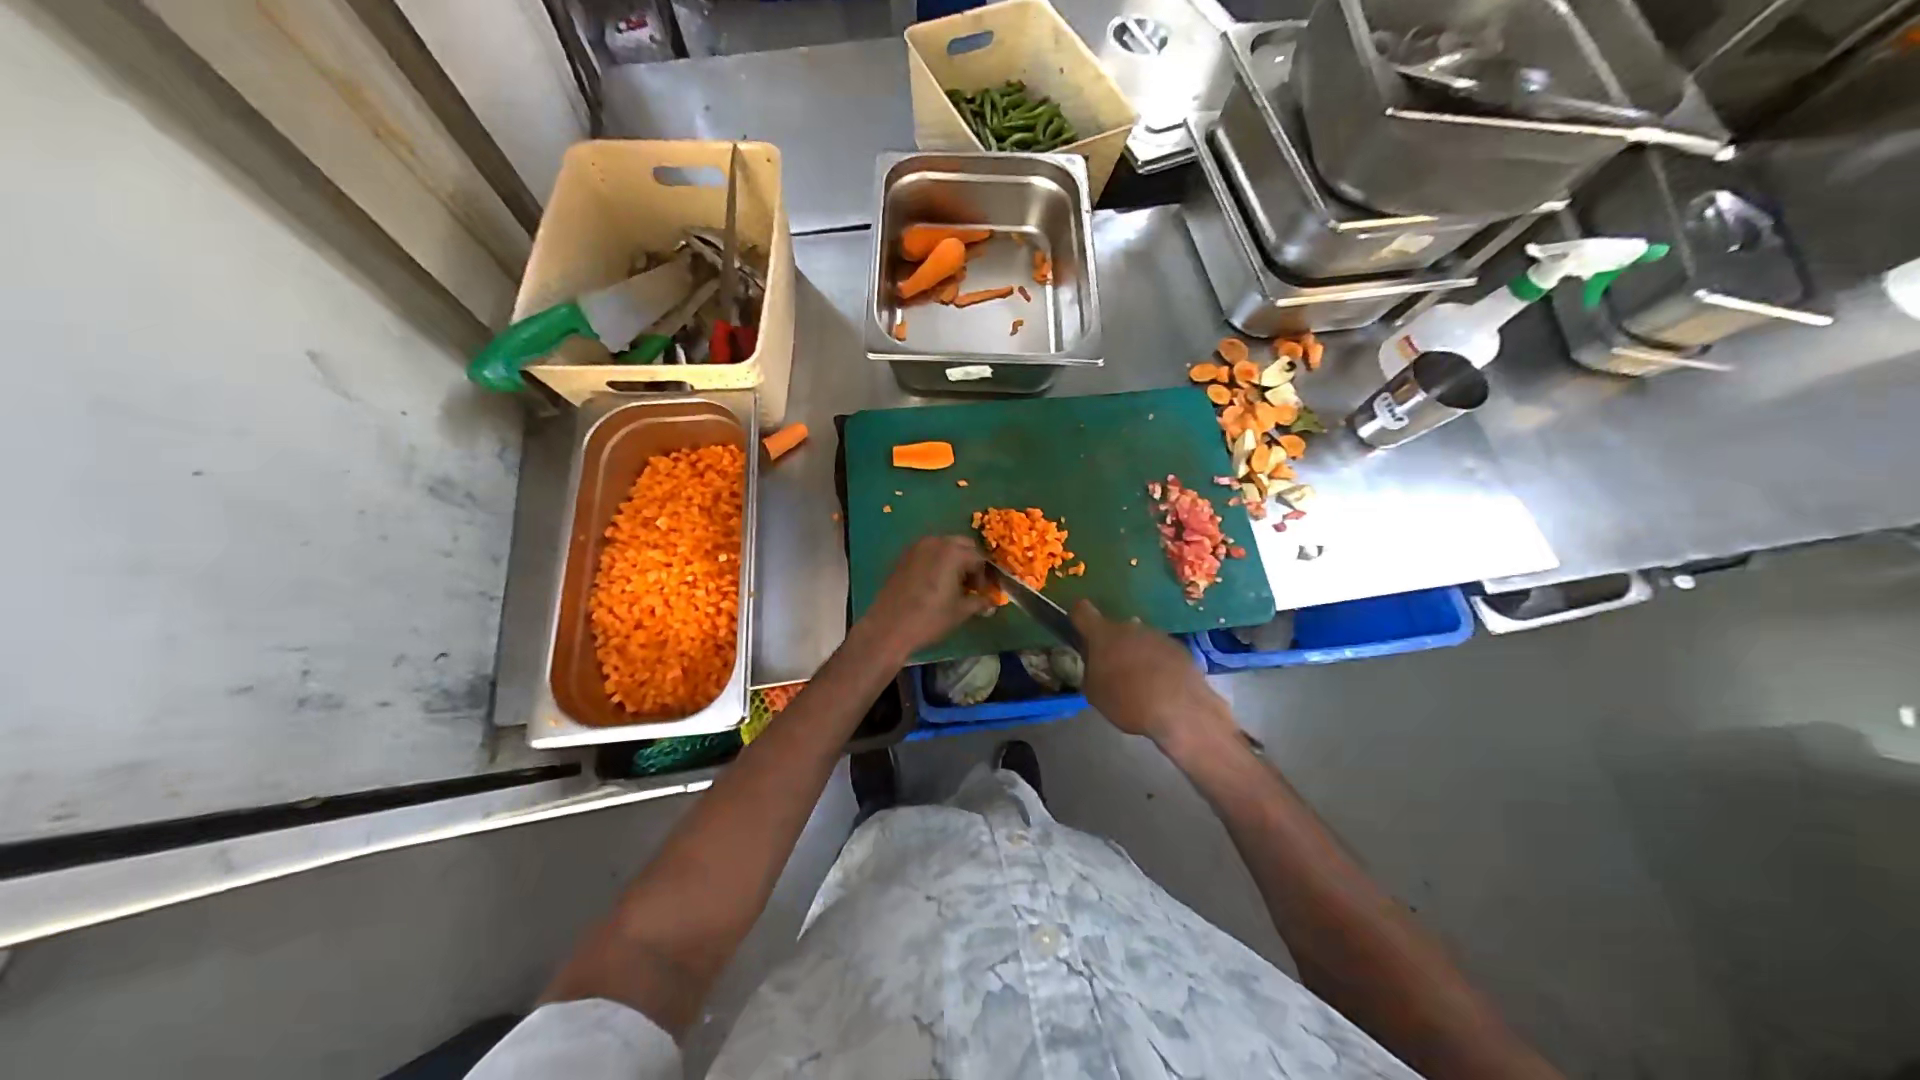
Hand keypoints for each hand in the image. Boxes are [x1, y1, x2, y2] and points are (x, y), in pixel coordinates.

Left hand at [857, 536, 992, 659]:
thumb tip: (991, 602)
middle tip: (971, 587)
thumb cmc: (929, 619)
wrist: (888, 627)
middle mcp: (936, 542)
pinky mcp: (904, 556)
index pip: (979, 559)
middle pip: (963, 546)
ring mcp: (917, 547)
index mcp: (953, 552)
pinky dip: (938, 562)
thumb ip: (980, 601)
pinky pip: (929, 553)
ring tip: (954, 586)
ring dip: (955, 561)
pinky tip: (936, 583)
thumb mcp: (960, 611)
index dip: (985, 577)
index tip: (983, 595)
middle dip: (971, 564)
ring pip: (945, 547)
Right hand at [1072, 600, 1239, 751]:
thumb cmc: (1128, 701)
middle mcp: (1130, 627)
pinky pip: (1159, 651)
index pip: (1082, 611)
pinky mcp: (1179, 647)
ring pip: (1138, 639)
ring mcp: (1157, 635)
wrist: (1181, 710)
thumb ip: (1091, 672)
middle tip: (1111, 670)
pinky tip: (1160, 686)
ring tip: (1139, 683)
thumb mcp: (1095, 694)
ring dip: (1135, 653)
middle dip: (1110, 645)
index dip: (1077, 619)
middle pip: (1114, 629)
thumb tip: (1095, 665)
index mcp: (1103, 634)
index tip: (1078, 633)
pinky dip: (1156, 663)